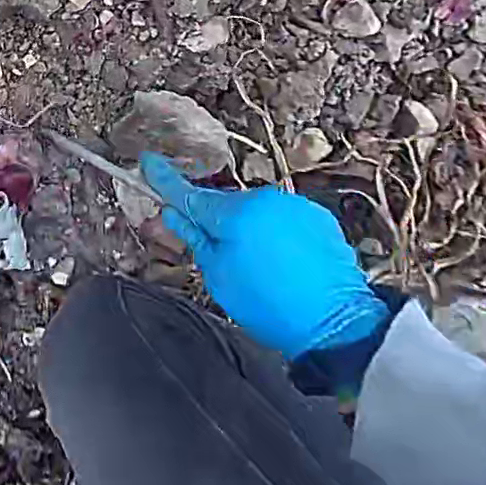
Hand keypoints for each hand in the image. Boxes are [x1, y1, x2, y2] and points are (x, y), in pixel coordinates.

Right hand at [143, 152, 386, 359]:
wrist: (337, 324)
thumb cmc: (269, 305)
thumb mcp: (219, 276)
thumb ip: (196, 238)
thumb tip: (174, 214)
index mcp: (236, 213)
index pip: (191, 195)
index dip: (166, 180)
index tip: (148, 160)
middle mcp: (264, 199)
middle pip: (225, 205)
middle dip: (215, 222)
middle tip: (216, 253)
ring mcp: (293, 205)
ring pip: (254, 211)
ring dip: (247, 229)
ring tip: (258, 268)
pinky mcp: (316, 216)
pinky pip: (281, 219)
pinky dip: (273, 233)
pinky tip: (281, 263)